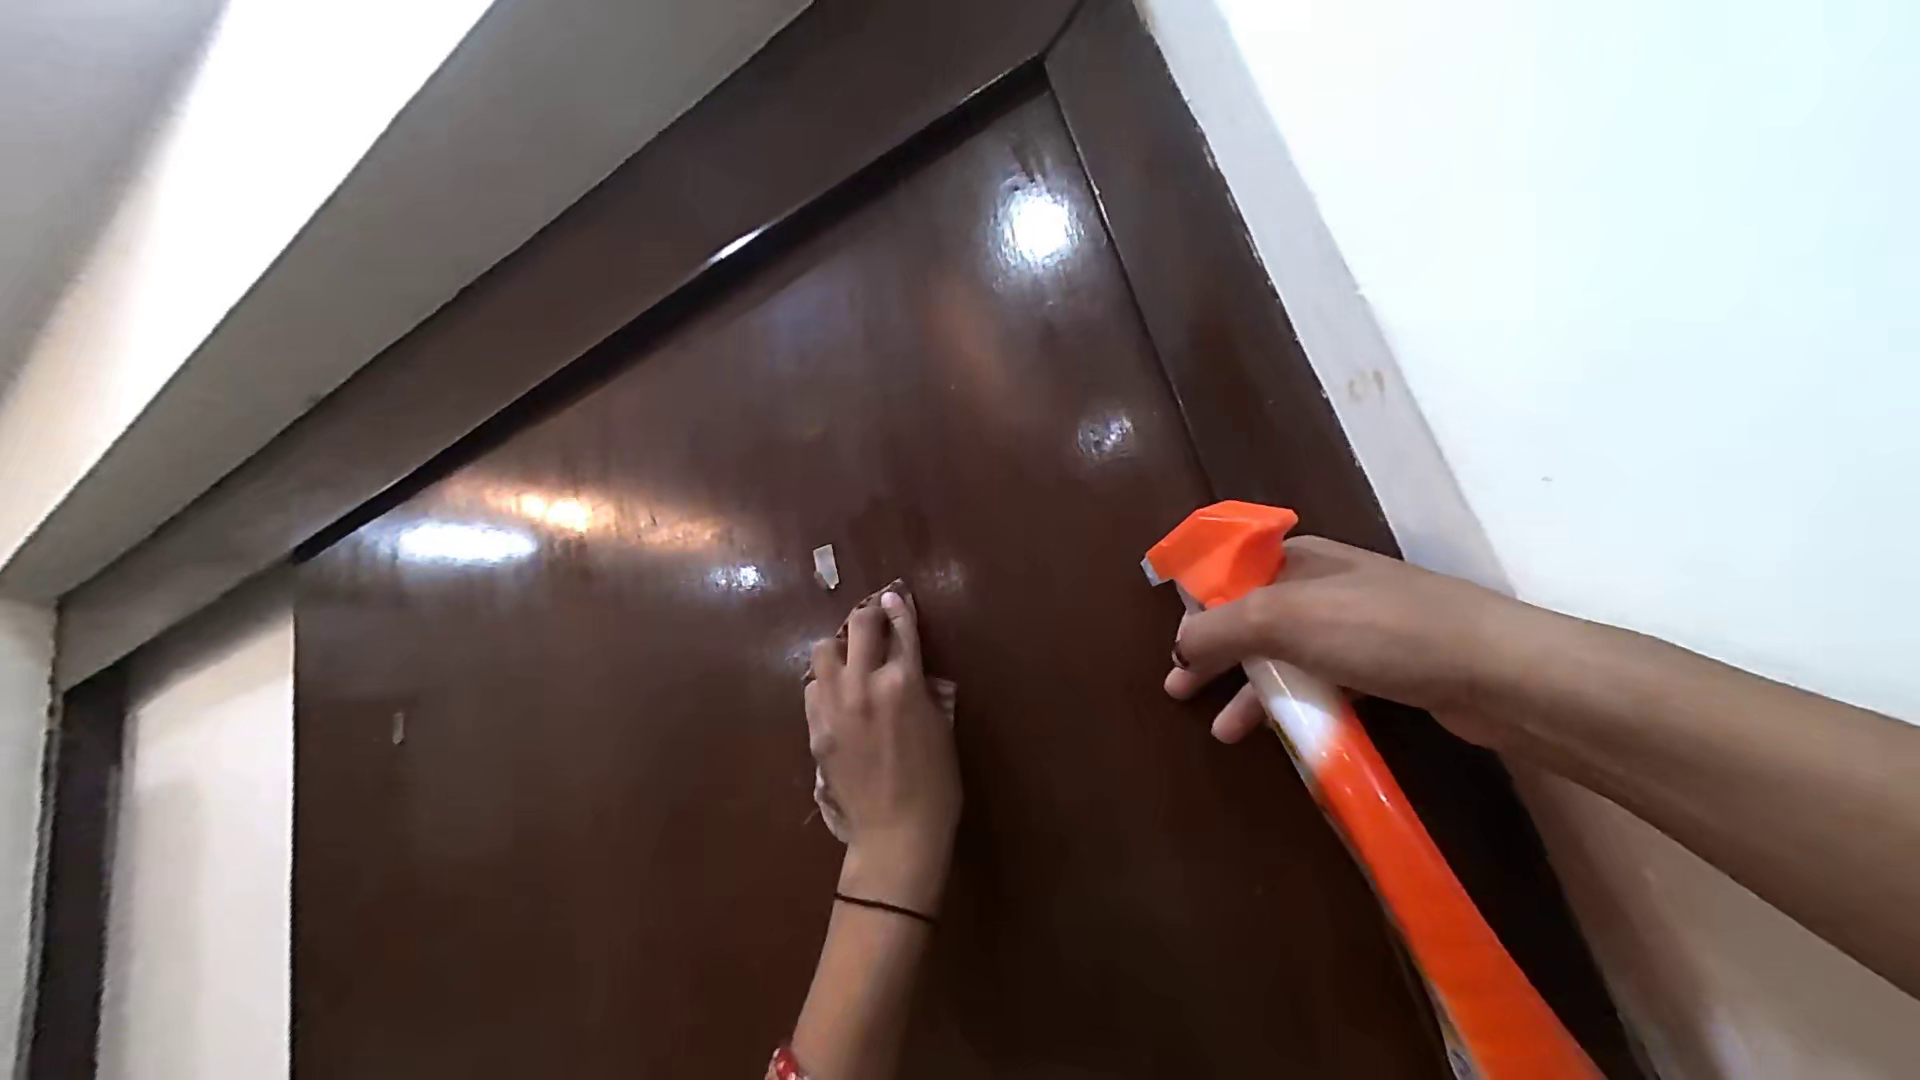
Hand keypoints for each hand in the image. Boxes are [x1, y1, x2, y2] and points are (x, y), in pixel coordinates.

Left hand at [806, 588, 961, 912]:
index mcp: (904, 682)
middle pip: (859, 625)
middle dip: (869, 613)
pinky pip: (812, 687)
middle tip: (875, 617)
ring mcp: (834, 706)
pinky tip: (837, 693)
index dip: (900, 606)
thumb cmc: (935, 782)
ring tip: (851, 657)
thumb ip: (924, 687)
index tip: (895, 594)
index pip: (901, 628)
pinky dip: (825, 680)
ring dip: (840, 645)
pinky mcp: (815, 729)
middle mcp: (864, 684)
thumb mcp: (941, 725)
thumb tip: (910, 664)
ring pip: (823, 650)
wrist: (896, 833)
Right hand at [1164, 536, 1537, 747]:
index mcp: (1294, 559)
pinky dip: (1288, 702)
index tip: (1175, 644)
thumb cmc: (1379, 630)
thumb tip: (1177, 647)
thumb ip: (1220, 629)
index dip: (1196, 606)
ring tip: (1217, 725)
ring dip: (1244, 687)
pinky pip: (1314, 680)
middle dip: (1211, 653)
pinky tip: (1271, 730)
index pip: (1227, 574)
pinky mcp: (1375, 666)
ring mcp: (1348, 627)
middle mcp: (1318, 586)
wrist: (1500, 673)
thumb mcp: (1283, 619)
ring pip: (1279, 653)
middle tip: (1179, 686)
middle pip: (1247, 617)